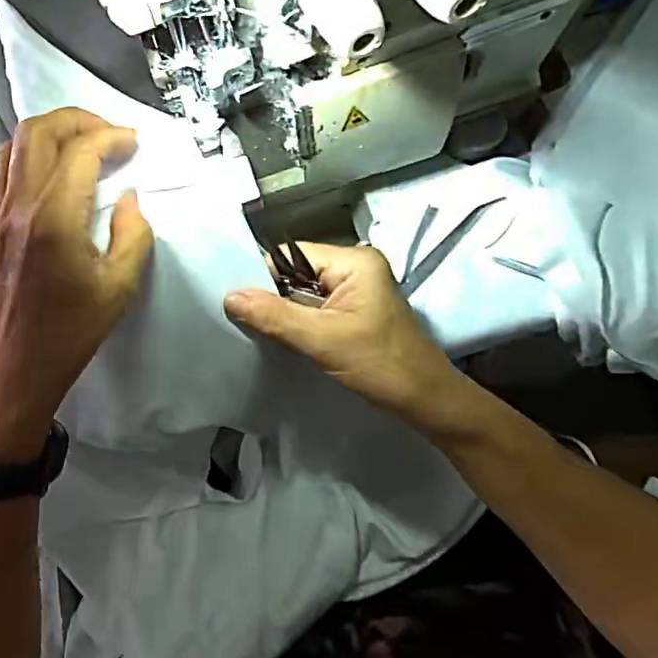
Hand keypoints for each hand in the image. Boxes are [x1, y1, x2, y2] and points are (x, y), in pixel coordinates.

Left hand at [0, 108, 153, 461]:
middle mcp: (19, 206)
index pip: (81, 151)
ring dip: (48, 135)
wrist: (17, 366)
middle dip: (77, 120)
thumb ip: (132, 233)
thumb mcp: (120, 286)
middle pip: (38, 131)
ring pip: (12, 146)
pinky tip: (44, 180)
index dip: (112, 136)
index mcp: (54, 218)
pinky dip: (22, 163)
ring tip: (80, 148)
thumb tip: (127, 197)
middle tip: (109, 134)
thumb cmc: (72, 331)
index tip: (134, 141)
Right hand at [223, 243, 470, 436]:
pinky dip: (296, 322)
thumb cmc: (381, 366)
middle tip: (238, 315)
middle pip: (296, 272)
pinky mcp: (353, 313)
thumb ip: (275, 316)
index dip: (262, 274)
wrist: (428, 402)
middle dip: (270, 295)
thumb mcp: (323, 340)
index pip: (293, 255)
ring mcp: (355, 292)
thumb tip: (230, 296)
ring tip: (253, 327)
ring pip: (303, 293)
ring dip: (282, 311)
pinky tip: (278, 337)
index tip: (232, 296)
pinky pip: (314, 309)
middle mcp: (355, 268)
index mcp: (354, 262)